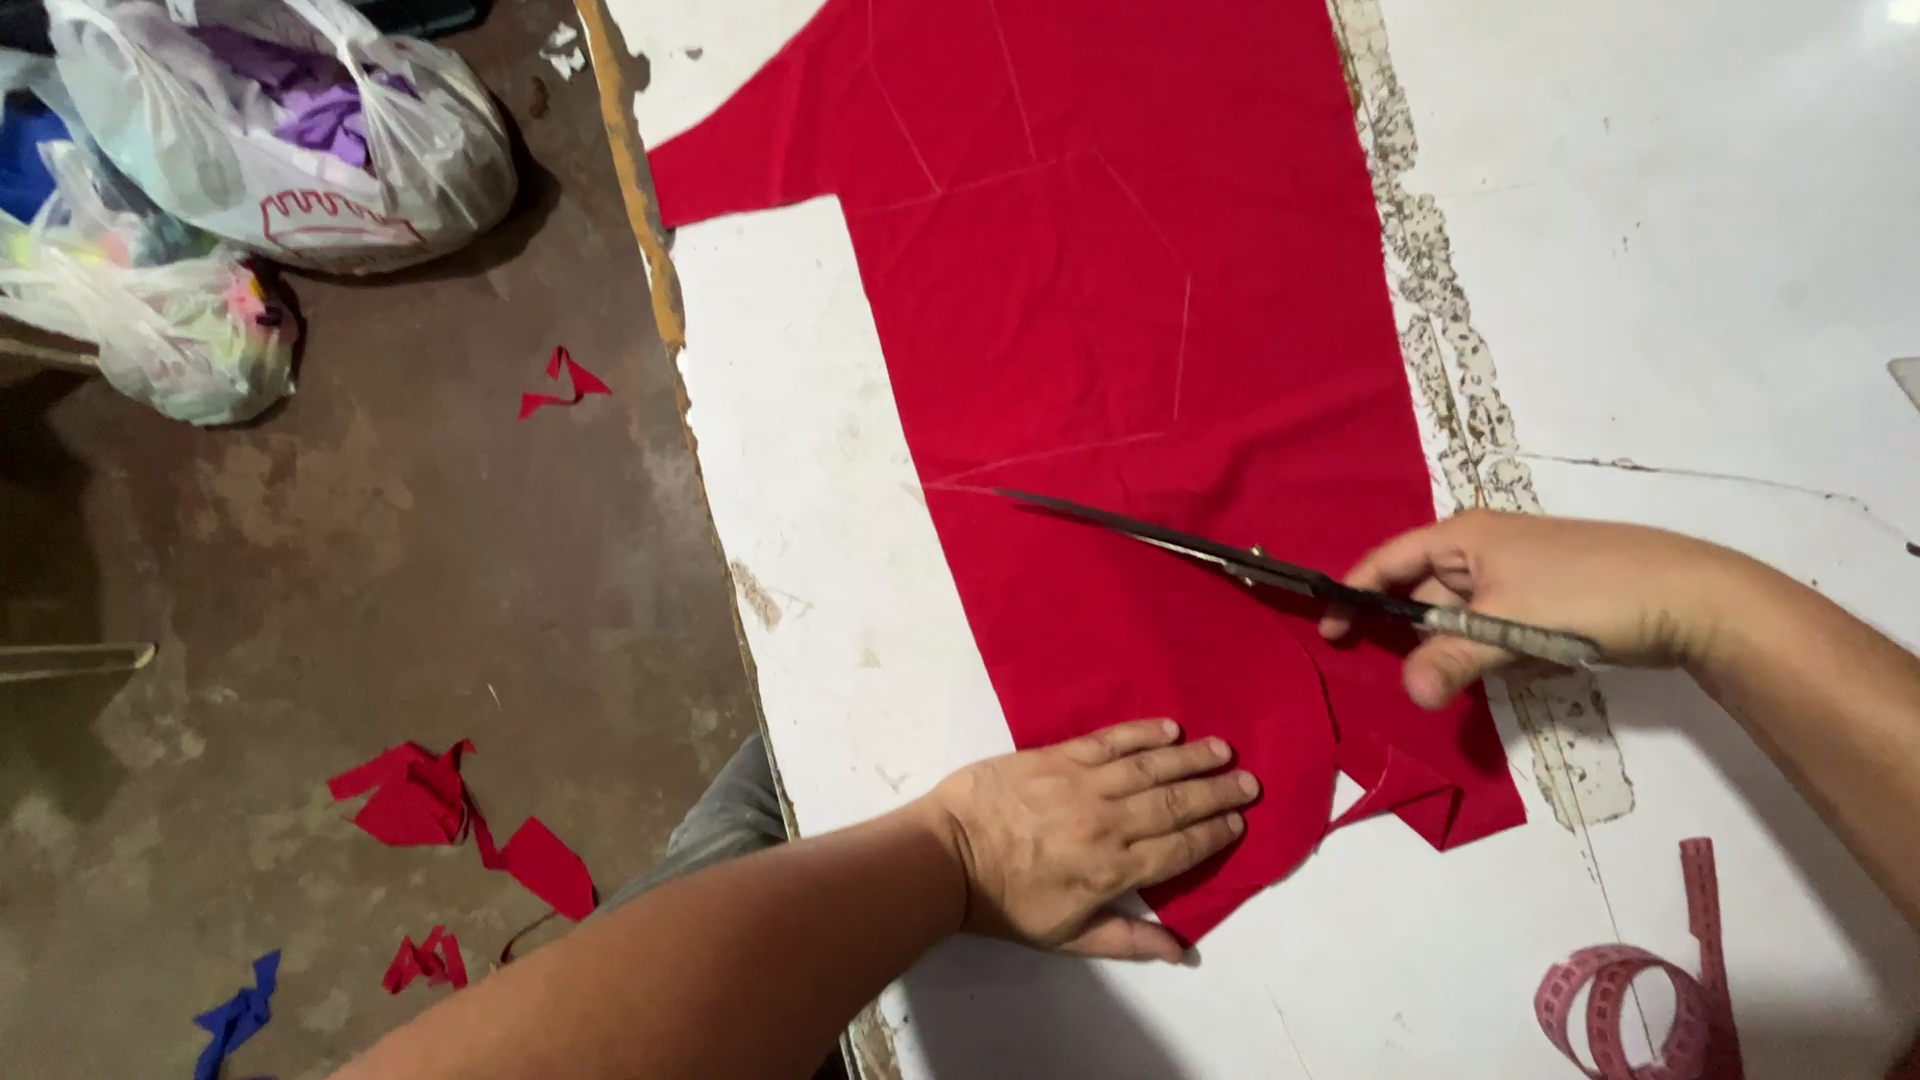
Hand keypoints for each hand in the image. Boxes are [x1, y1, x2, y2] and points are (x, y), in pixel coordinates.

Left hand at [913, 719, 1257, 962]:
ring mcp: (1081, 784)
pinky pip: (1108, 741)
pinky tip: (1168, 728)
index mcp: (1111, 870)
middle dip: (1215, 793)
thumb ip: (1128, 942)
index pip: (1178, 849)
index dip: (1212, 834)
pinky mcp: (1055, 756)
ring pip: (1148, 767)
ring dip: (1189, 758)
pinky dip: (1141, 733)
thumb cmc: (1005, 902)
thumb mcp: (1067, 937)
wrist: (948, 855)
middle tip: (1248, 781)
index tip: (1238, 821)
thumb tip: (1184, 952)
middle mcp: (1105, 822)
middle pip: (1173, 804)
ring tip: (1221, 749)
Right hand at [1319, 509, 1758, 708]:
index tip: (1331, 631)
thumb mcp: (1510, 625)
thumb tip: (1408, 695)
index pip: (1387, 562)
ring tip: (1464, 672)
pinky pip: (1491, 626)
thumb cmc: (1587, 593)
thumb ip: (1452, 659)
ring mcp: (1513, 573)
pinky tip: (1509, 667)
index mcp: (1461, 536)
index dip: (1353, 594)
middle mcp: (1480, 548)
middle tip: (1401, 671)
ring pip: (1459, 616)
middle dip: (1412, 634)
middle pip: (1422, 594)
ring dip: (1456, 647)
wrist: (1701, 597)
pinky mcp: (1541, 599)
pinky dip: (1489, 649)